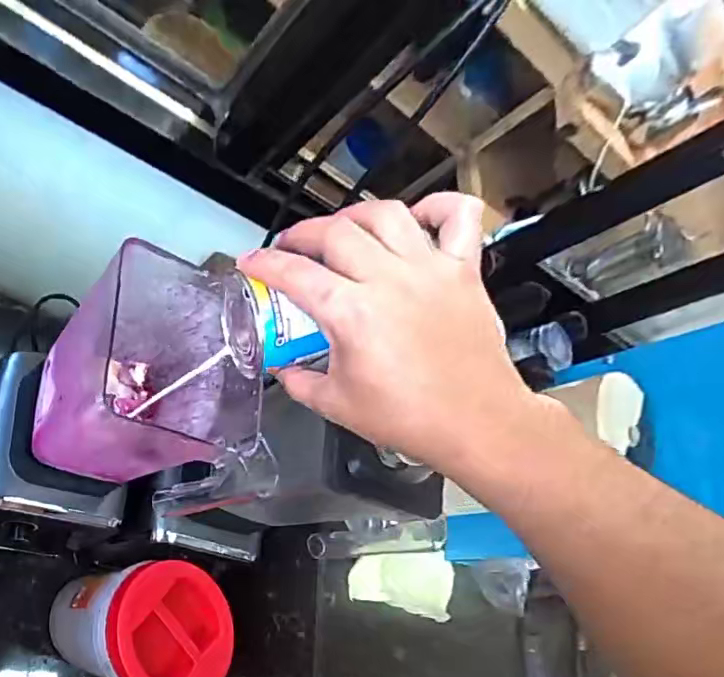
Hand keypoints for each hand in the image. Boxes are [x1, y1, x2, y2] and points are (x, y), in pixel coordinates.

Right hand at [239, 195, 562, 483]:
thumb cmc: (409, 417)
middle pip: (334, 232)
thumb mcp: (336, 404)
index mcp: (353, 314)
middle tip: (289, 248)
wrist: (472, 422)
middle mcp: (390, 281)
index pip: (295, 274)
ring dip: (354, 216)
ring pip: (386, 214)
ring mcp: (430, 270)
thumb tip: (285, 368)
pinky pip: (457, 216)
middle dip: (301, 234)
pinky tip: (414, 220)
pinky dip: (436, 206)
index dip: (265, 264)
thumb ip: (300, 381)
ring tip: (340, 230)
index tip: (251, 262)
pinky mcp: (463, 271)